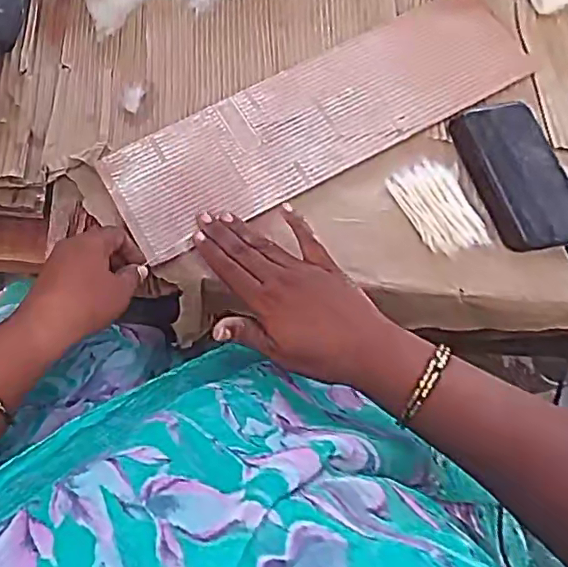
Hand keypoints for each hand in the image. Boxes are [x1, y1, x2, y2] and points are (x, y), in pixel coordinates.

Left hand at [14, 225, 148, 345]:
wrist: (45, 323)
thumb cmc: (88, 302)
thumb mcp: (120, 292)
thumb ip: (132, 277)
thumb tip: (134, 269)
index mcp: (91, 240)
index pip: (118, 234)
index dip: (133, 250)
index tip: (140, 269)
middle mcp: (72, 242)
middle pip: (100, 243)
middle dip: (117, 259)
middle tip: (128, 280)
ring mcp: (56, 257)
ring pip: (85, 256)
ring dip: (101, 269)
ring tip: (110, 291)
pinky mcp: (47, 273)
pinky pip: (72, 268)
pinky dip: (85, 277)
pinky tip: (90, 297)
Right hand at [194, 207, 408, 384]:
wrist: (369, 349)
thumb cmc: (324, 356)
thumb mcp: (278, 353)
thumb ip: (247, 334)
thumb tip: (217, 327)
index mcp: (265, 301)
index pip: (231, 271)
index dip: (212, 254)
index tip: (198, 238)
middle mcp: (280, 280)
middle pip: (243, 252)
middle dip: (220, 234)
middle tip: (204, 217)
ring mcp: (303, 270)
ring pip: (266, 244)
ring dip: (244, 229)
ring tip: (227, 216)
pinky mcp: (326, 268)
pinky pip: (307, 241)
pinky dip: (296, 224)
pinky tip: (285, 210)